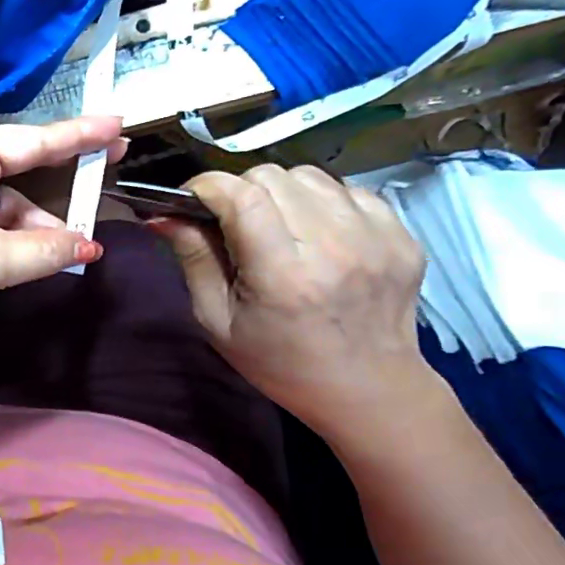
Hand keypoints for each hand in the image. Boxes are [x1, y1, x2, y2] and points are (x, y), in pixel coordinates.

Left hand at [0, 117, 124, 340]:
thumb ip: (47, 250)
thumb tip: (90, 245)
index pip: (32, 139)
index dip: (80, 135)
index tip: (118, 125)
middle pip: (19, 164)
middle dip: (61, 177)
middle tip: (109, 163)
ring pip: (5, 197)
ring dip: (35, 224)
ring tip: (70, 248)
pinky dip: (11, 234)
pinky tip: (34, 256)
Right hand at [153, 164, 436, 435]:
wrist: (367, 389)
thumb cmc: (279, 361)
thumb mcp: (218, 320)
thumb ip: (193, 259)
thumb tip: (163, 214)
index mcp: (283, 274)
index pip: (241, 196)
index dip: (207, 187)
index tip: (192, 199)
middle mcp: (333, 246)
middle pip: (272, 177)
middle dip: (241, 191)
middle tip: (235, 222)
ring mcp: (375, 237)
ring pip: (308, 176)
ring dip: (282, 193)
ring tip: (279, 228)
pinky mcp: (401, 234)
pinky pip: (347, 190)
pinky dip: (321, 202)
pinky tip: (317, 235)